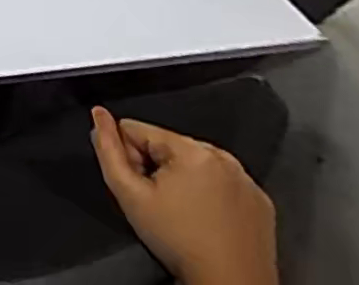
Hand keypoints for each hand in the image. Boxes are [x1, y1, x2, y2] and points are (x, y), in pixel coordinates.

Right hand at [90, 107, 277, 284]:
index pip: (134, 129)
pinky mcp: (259, 202)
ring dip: (178, 179)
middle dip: (153, 167)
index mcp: (193, 150)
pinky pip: (217, 181)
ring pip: (189, 162)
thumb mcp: (127, 192)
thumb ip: (106, 147)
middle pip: (163, 144)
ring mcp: (246, 182)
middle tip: (158, 202)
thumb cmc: (180, 243)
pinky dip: (205, 193)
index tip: (140, 187)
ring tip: (181, 212)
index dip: (127, 157)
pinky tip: (204, 219)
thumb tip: (99, 115)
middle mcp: (224, 159)